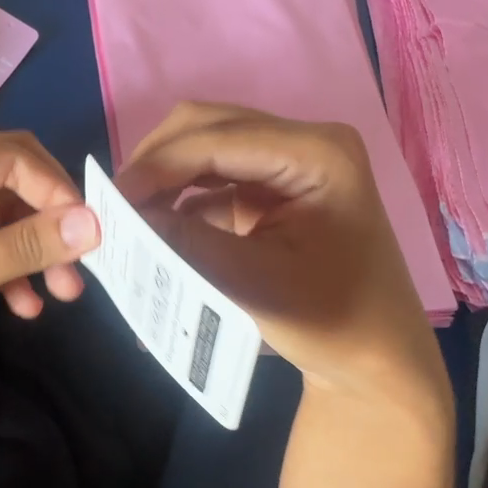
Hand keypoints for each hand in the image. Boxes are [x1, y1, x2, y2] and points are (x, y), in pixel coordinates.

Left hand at [0, 131, 101, 382]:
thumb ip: (29, 245)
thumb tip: (96, 224)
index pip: (12, 156)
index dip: (58, 191)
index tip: (94, 234)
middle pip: (12, 178)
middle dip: (48, 220)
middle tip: (82, 262)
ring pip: (3, 210)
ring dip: (33, 249)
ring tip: (64, 293)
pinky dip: (7, 263)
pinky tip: (25, 304)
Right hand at [116, 103, 444, 401]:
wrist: (376, 362)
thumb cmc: (329, 323)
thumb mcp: (252, 283)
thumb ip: (185, 243)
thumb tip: (120, 218)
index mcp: (317, 154)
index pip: (217, 138)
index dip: (157, 165)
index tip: (110, 200)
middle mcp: (305, 140)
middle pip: (207, 125)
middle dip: (156, 161)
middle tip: (115, 202)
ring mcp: (290, 159)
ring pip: (205, 143)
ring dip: (164, 174)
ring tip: (128, 211)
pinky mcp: (274, 183)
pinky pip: (213, 171)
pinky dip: (179, 192)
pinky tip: (154, 221)